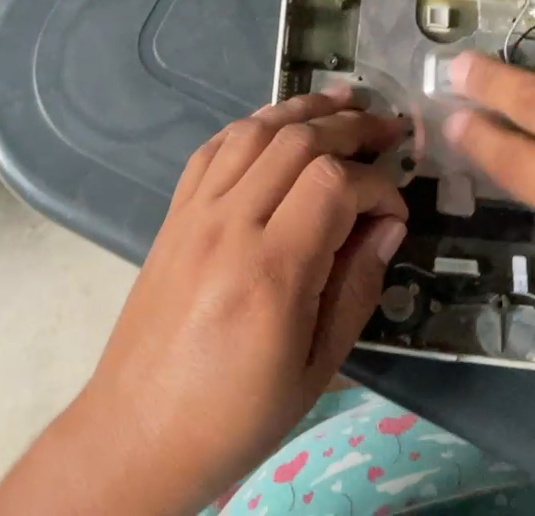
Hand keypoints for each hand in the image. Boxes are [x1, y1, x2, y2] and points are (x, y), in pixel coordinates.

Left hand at [41, 92, 409, 513]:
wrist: (138, 432)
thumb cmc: (237, 415)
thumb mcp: (318, 367)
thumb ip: (357, 286)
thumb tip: (387, 225)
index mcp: (270, 271)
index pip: (333, 183)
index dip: (377, 184)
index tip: (396, 211)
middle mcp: (228, 225)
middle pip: (295, 141)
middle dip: (350, 126)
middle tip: (388, 128)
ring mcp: (194, 213)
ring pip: (253, 131)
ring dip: (302, 110)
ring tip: (343, 101)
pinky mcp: (174, 214)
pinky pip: (213, 148)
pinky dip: (252, 126)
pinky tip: (277, 124)